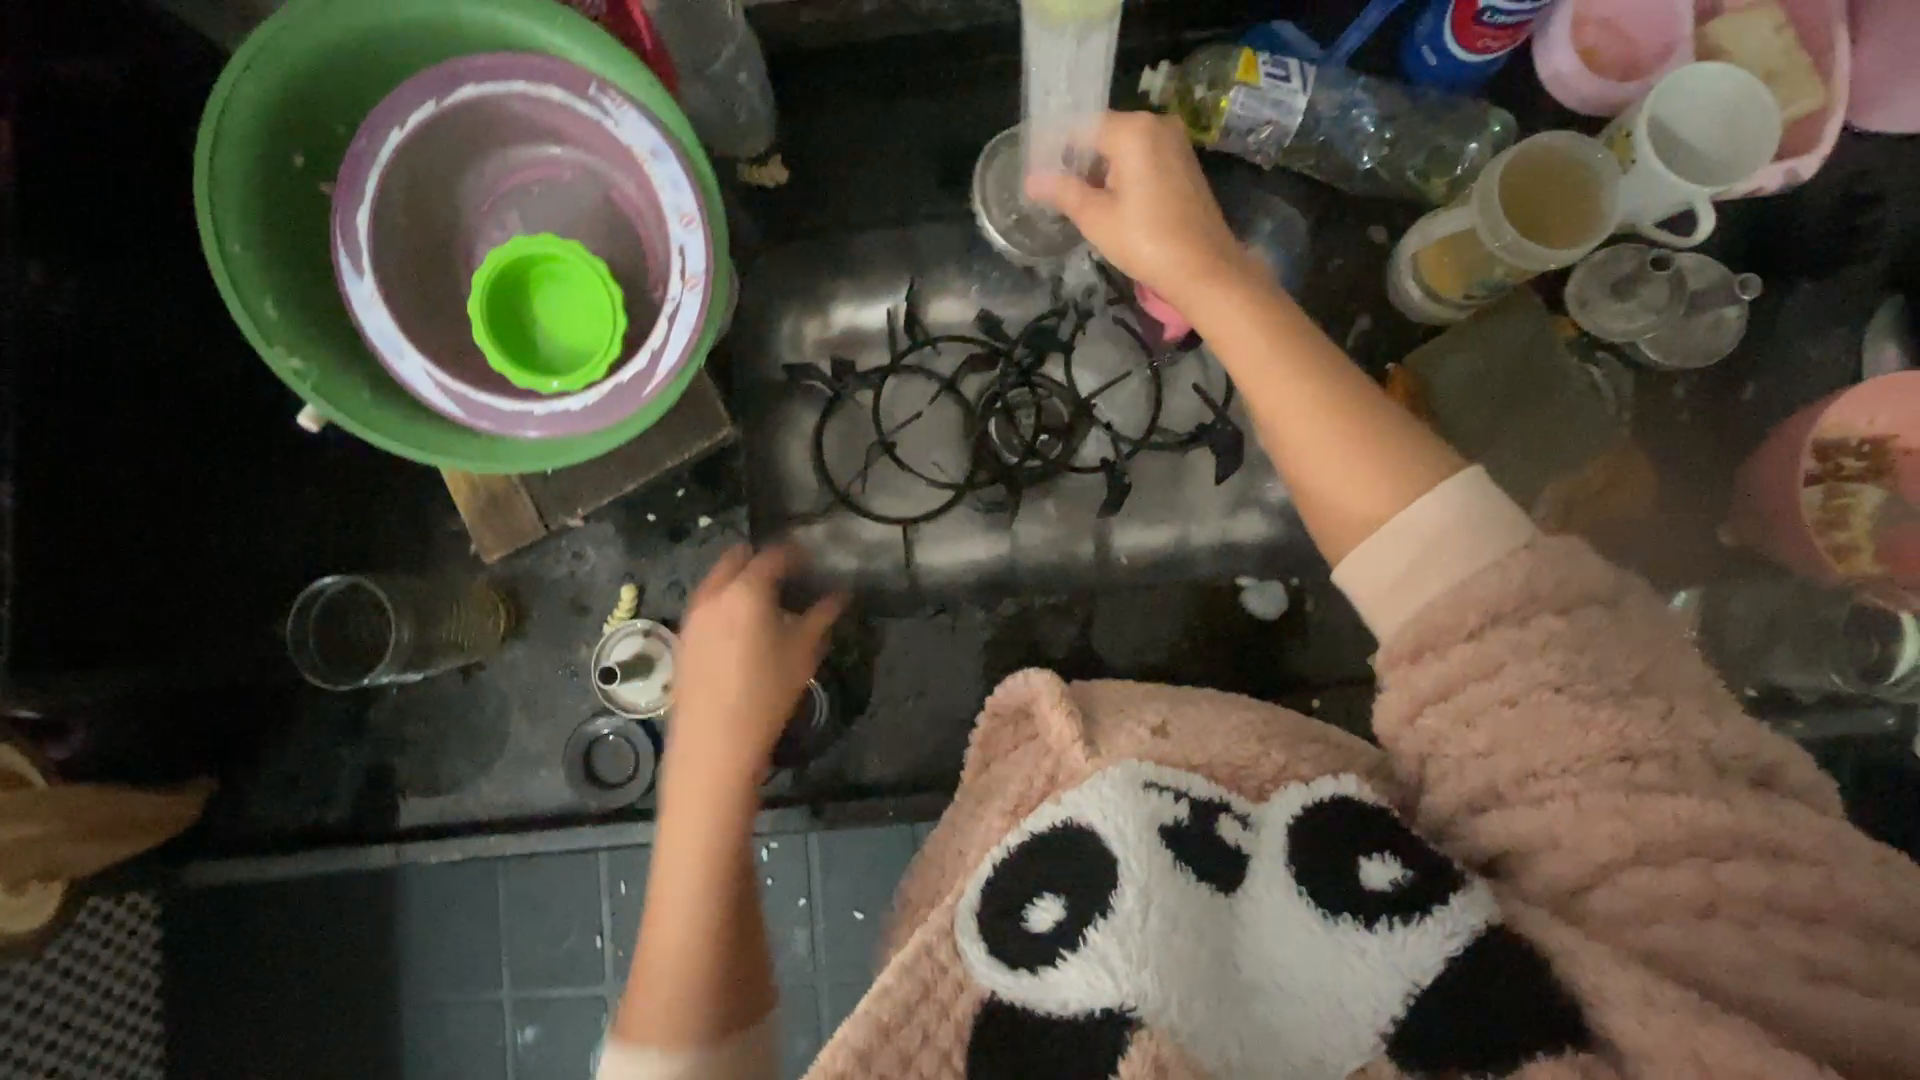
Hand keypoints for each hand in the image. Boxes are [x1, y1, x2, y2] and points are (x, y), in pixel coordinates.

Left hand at [669, 545, 845, 785]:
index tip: (811, 563)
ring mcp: (693, 615)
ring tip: (765, 602)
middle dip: (762, 561)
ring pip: (717, 580)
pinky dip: (725, 602)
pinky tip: (742, 628)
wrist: (714, 741)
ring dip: (740, 580)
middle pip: (737, 558)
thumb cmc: (767, 694)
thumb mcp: (803, 653)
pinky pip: (706, 604)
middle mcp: (714, 593)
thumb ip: (822, 617)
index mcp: (747, 590)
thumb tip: (839, 596)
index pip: (774, 555)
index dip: (795, 554)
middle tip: (786, 577)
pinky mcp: (683, 637)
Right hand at [1026, 111, 1253, 311]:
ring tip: (1078, 201)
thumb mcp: (1096, 218)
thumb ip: (1063, 191)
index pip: (1082, 127)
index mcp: (1134, 130)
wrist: (1204, 268)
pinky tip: (1110, 203)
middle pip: (1105, 135)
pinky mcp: (1184, 164)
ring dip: (1101, 171)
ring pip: (1125, 148)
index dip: (1056, 148)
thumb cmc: (1146, 241)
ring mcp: (1175, 143)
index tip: (1036, 170)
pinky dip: (1124, 175)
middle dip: (1079, 161)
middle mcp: (1158, 125)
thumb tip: (1031, 180)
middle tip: (1054, 190)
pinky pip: (1144, 159)